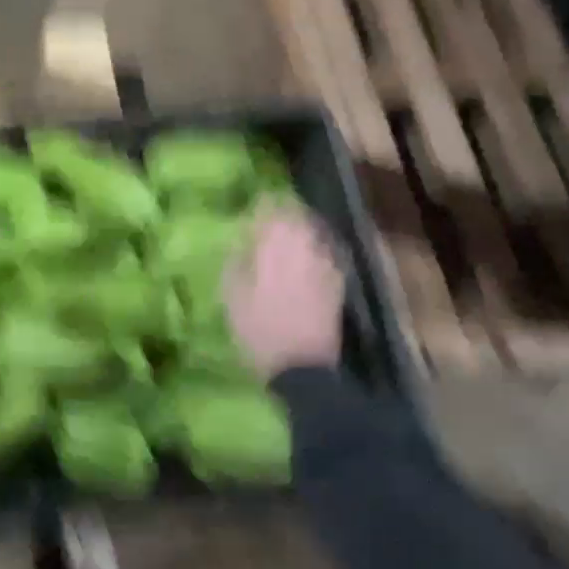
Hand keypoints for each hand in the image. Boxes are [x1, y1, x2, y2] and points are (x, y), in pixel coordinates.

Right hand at [224, 210, 343, 377]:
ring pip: (315, 235)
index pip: (272, 217)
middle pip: (298, 221)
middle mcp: (300, 256)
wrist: (301, 370)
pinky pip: (329, 256)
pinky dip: (320, 246)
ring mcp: (322, 270)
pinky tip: (313, 249)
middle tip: (276, 208)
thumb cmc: (258, 334)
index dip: (266, 205)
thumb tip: (239, 243)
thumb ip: (235, 265)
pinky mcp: (335, 287)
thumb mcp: (232, 299)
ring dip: (305, 225)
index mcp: (272, 256)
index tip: (258, 199)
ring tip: (294, 223)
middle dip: (288, 210)